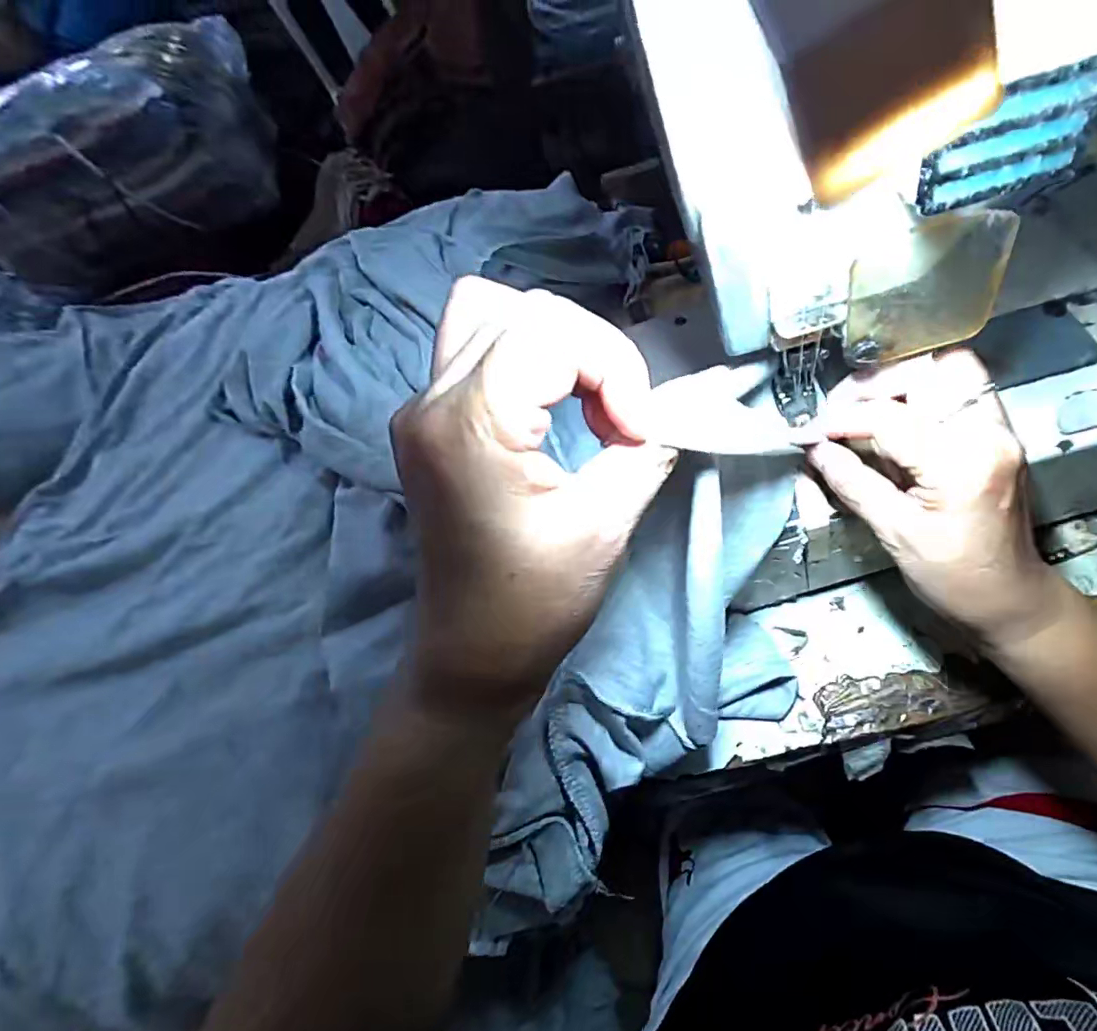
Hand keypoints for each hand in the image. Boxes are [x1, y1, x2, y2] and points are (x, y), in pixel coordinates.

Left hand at [391, 277, 678, 716]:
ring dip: (562, 351)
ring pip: (494, 315)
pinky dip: (538, 365)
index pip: (548, 331)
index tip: (639, 435)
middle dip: (594, 355)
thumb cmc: (536, 603)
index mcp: (468, 424)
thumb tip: (673, 413)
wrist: (475, 654)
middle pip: (522, 309)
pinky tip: (566, 413)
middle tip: (623, 421)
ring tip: (595, 409)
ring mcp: (424, 408)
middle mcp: (431, 400)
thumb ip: (645, 453)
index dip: (614, 369)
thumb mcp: (606, 524)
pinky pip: (485, 351)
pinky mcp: (435, 422)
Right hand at [805, 349, 1070, 652]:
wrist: (1008, 598)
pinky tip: (900, 419)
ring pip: (952, 370)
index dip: (844, 419)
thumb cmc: (954, 579)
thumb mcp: (896, 534)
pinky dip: (926, 395)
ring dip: (905, 381)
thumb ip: (854, 483)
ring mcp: (1000, 431)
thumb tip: (817, 450)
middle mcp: (989, 434)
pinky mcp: (1000, 435)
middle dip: (878, 382)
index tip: (814, 430)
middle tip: (842, 408)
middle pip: (931, 368)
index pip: (891, 417)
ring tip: (867, 408)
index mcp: (962, 465)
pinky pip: (962, 392)